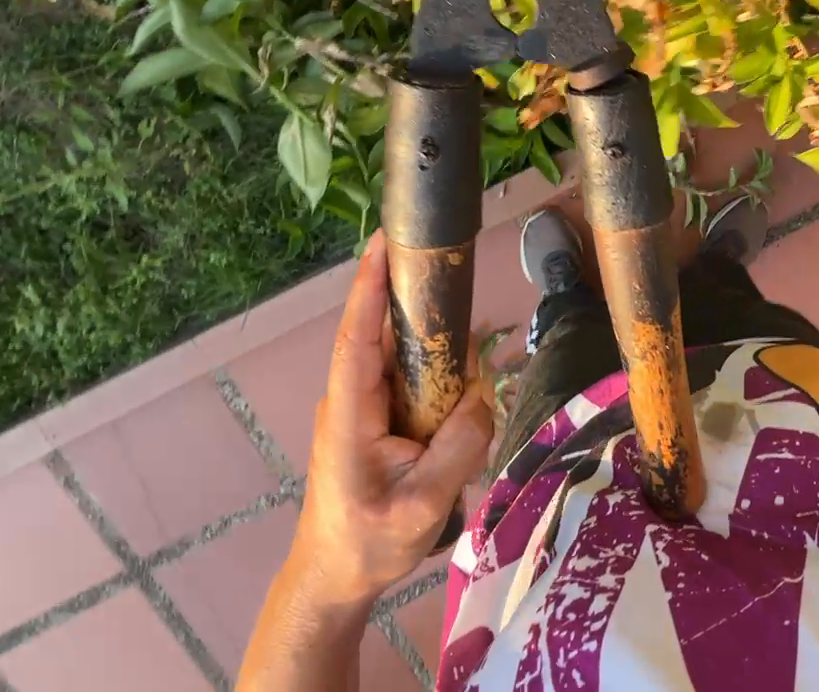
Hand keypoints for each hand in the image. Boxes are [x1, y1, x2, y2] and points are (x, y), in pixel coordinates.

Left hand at [284, 231, 493, 608]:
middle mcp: (352, 399)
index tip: (382, 243)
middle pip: (378, 332)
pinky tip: (458, 356)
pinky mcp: (379, 417)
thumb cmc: (368, 541)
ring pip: (396, 353)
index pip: (357, 339)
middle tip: (437, 254)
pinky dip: (431, 356)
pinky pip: (408, 375)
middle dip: (402, 288)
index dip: (368, 289)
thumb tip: (484, 397)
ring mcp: (364, 407)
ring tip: (456, 299)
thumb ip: (458, 447)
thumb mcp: (423, 504)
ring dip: (422, 324)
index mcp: (350, 414)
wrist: (334, 576)